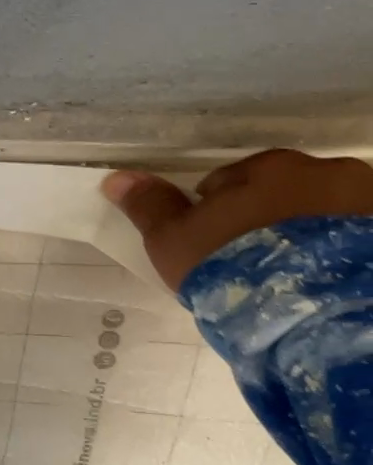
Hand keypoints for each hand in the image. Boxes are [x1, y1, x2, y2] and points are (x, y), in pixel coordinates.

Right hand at [102, 149, 372, 290]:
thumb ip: (149, 206)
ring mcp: (363, 196)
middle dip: (264, 211)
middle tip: (244, 250)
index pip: (230, 178)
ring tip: (282, 263)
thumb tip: (116, 178)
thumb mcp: (171, 237)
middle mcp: (323, 169)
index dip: (212, 206)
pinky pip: (348, 229)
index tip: (206, 237)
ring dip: (302, 225)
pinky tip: (311, 268)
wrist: (303, 298)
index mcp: (266, 167)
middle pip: (281, 188)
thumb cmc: (227, 259)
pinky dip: (331, 242)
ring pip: (318, 207)